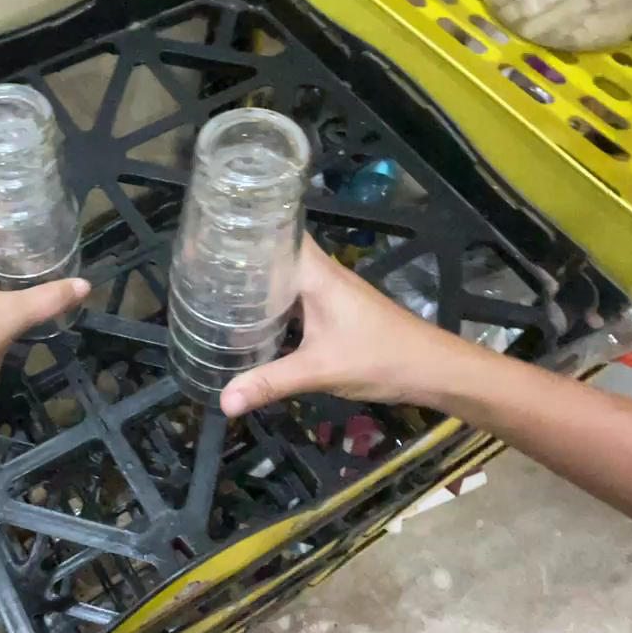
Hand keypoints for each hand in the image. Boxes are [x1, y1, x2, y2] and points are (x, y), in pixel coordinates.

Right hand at [219, 235, 485, 416]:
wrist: (433, 369)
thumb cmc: (379, 357)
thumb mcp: (319, 371)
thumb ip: (270, 383)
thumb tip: (223, 401)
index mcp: (315, 273)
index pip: (275, 234)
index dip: (242, 231)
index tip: (206, 234)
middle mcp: (320, 273)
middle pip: (274, 254)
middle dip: (239, 258)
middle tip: (197, 264)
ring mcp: (328, 291)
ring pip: (283, 276)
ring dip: (255, 281)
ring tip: (212, 288)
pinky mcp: (333, 309)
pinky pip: (293, 296)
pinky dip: (271, 303)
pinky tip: (250, 319)